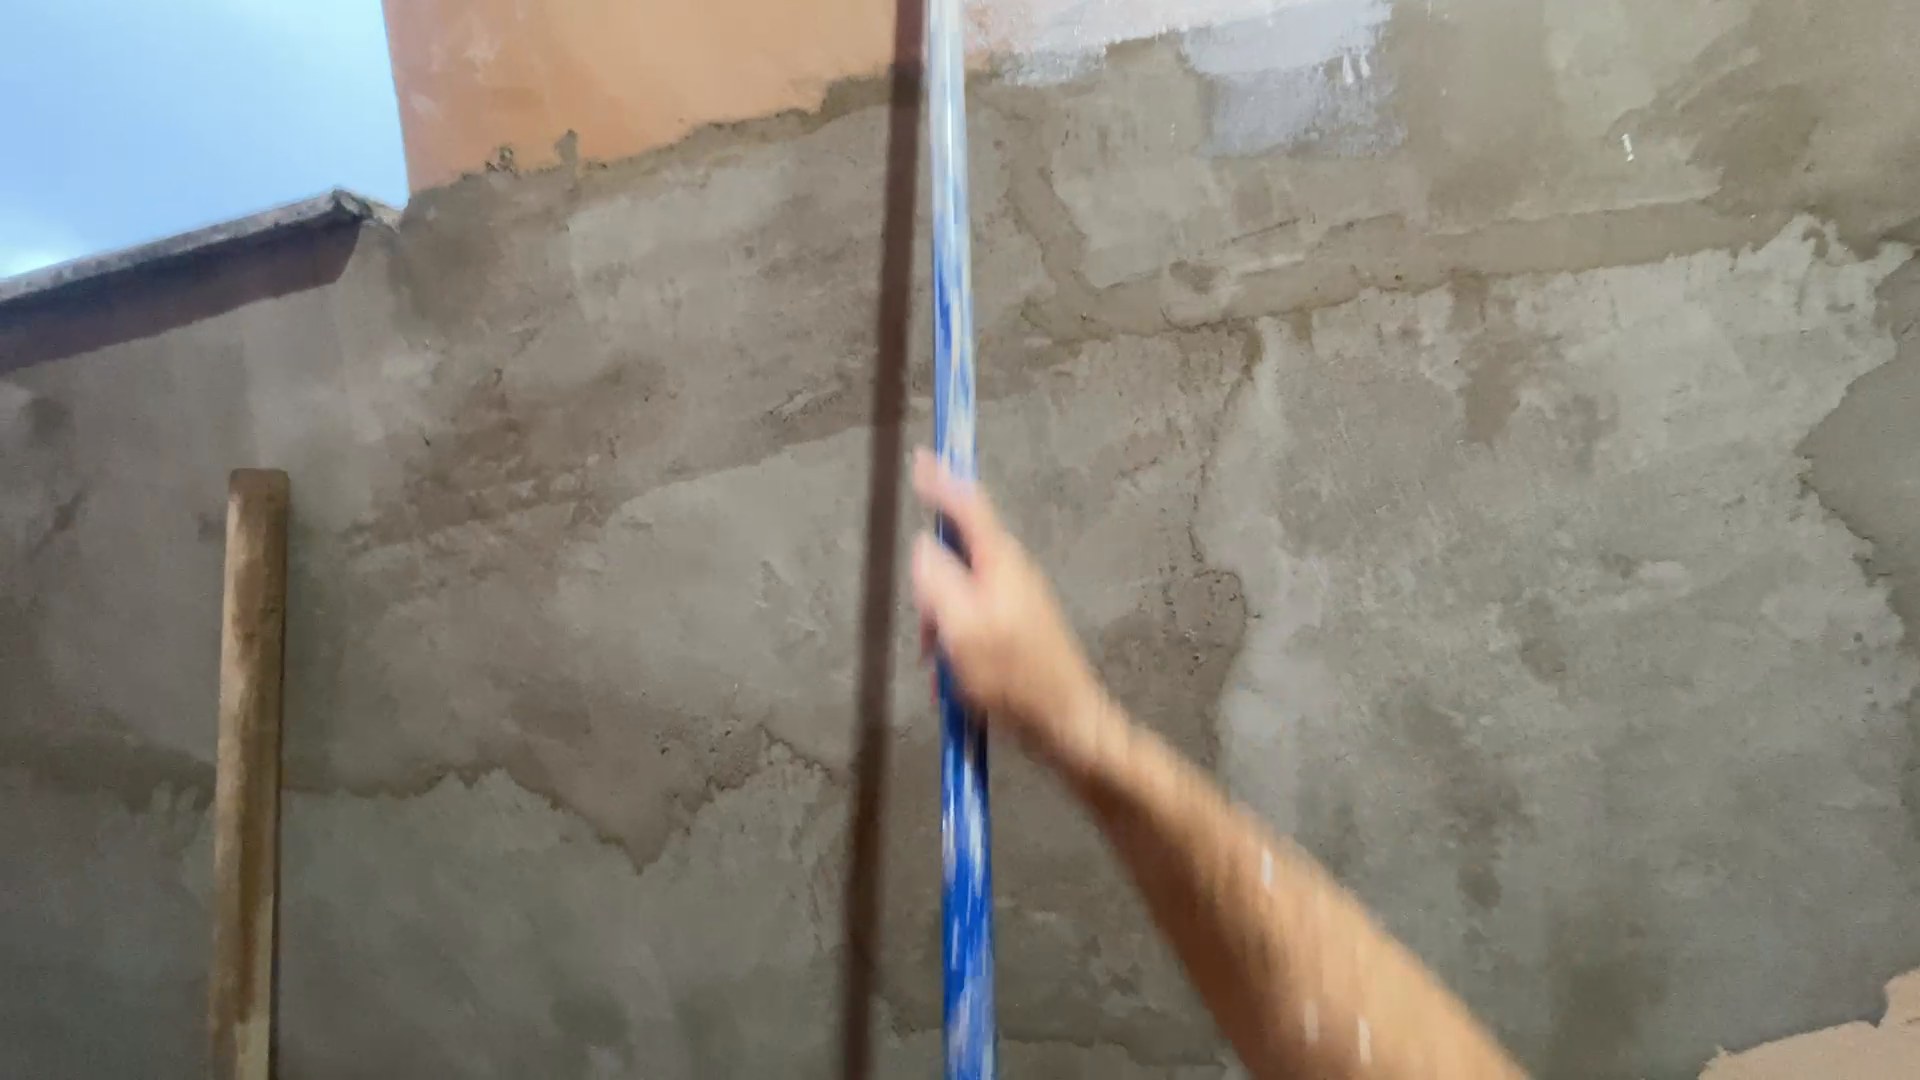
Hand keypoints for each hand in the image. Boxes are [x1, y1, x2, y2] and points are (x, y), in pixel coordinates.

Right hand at [910, 449, 1108, 763]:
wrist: (1067, 724)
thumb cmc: (1014, 677)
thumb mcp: (964, 629)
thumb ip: (939, 582)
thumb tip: (924, 546)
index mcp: (1000, 563)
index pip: (969, 507)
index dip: (942, 482)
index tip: (922, 457)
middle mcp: (1009, 574)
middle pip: (955, 557)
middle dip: (931, 593)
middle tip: (929, 635)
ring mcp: (1014, 601)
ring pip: (958, 595)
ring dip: (941, 628)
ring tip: (943, 669)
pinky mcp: (1015, 627)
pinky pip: (972, 622)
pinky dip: (956, 645)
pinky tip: (954, 682)